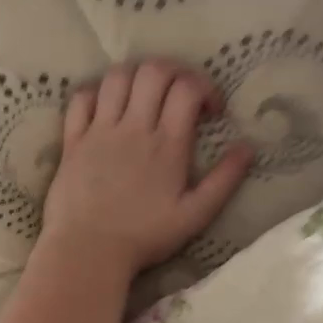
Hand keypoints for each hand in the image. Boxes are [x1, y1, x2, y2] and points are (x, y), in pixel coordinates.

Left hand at [39, 59, 253, 278]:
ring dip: (138, 76)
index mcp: (167, 145)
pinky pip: (82, 97)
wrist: (87, 251)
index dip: (204, 87)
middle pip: (153, 71)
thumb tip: (248, 147)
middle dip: (175, 72)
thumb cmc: (145, 237)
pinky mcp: (73, 139)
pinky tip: (109, 107)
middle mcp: (133, 127)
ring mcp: (99, 130)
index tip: (211, 110)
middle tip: (182, 94)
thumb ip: (225, 180)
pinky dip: (98, 92)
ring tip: (147, 96)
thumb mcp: (196, 215)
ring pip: (117, 76)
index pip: (186, 88)